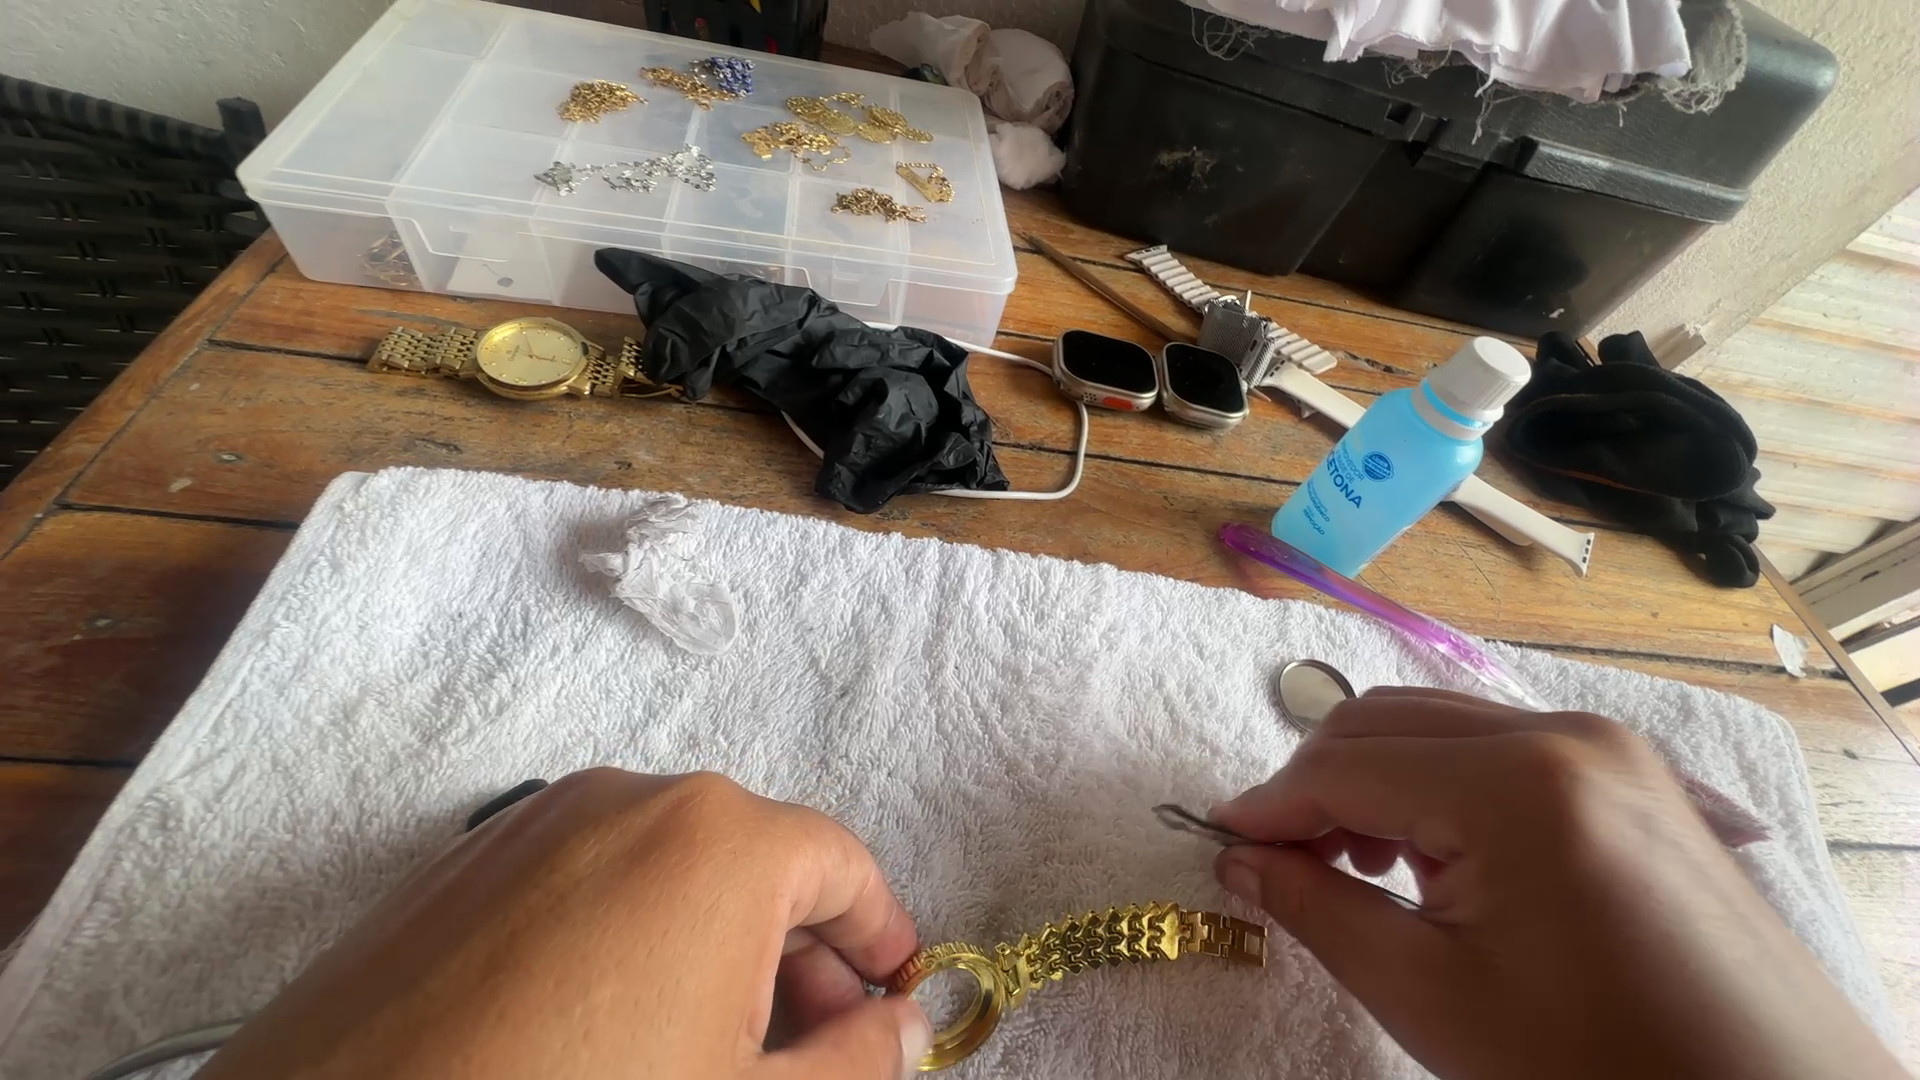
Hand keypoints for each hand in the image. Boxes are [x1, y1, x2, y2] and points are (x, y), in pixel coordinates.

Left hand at [200, 769, 930, 1079]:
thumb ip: (856, 1065)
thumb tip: (906, 1030)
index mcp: (720, 835)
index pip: (842, 862)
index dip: (883, 931)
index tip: (897, 991)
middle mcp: (638, 796)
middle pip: (759, 862)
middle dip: (801, 954)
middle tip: (809, 1045)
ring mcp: (542, 820)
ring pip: (677, 868)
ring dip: (719, 945)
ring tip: (708, 1045)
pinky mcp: (468, 860)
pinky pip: (594, 878)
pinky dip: (637, 935)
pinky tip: (608, 1026)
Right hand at [1210, 688, 1905, 1079]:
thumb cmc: (1597, 1073)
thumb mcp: (1429, 996)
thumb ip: (1314, 907)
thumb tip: (1237, 859)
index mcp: (1518, 782)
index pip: (1345, 768)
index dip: (1269, 803)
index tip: (1218, 835)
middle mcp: (1563, 731)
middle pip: (1380, 724)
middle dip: (1315, 786)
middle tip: (1284, 856)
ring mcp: (1604, 742)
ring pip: (1429, 726)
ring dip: (1369, 779)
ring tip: (1360, 860)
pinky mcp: (1624, 767)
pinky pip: (1488, 745)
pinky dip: (1431, 782)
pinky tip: (1432, 851)